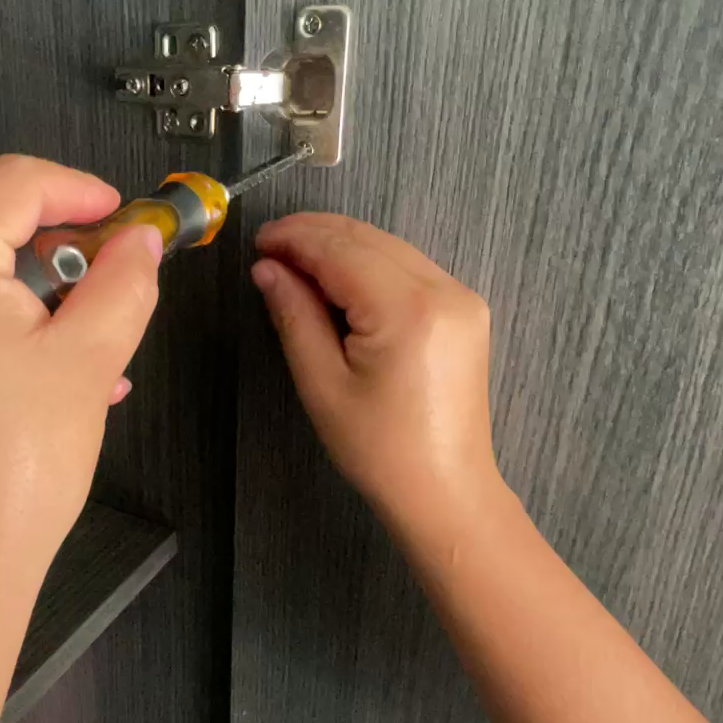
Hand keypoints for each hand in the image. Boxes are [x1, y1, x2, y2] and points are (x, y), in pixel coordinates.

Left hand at [0, 155, 162, 603]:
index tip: (127, 218)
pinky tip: (54, 380)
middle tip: (116, 292)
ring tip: (97, 353)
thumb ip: (124, 282)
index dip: (78, 188)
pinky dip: (5, 333)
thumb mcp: (88, 363)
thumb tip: (138, 240)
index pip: (9, 183)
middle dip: (61, 253)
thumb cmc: (18, 467)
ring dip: (40, 301)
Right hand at [251, 212, 505, 532]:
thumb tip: (267, 268)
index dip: (296, 238)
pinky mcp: (464, 309)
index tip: (258, 241)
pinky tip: (336, 276)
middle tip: (269, 245)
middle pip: (369, 239)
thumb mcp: (322, 383)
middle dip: (316, 234)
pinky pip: (408, 266)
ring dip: (341, 245)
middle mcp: (444, 290)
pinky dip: (368, 262)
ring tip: (294, 259)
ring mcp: (461, 297)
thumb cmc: (377, 447)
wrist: (444, 489)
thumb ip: (294, 315)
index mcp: (408, 311)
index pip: (342, 251)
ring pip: (390, 246)